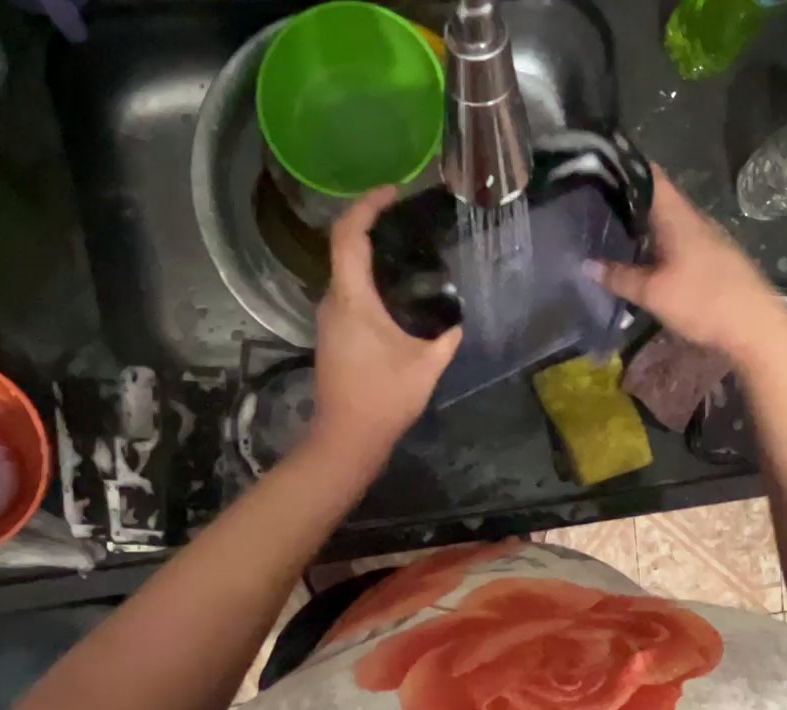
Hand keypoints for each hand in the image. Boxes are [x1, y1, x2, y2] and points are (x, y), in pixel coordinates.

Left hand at [309, 186, 463, 462]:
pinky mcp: (332, 335)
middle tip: (407, 219)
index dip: (367, 206)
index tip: (393, 192)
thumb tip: (458, 322)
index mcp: (352, 300)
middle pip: (343, 248)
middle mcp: (333, 302)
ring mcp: (328, 320)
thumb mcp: (426, 366)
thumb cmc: (383, 400)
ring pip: (344, 272)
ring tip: (407, 250)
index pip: (348, 236)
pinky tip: (396, 290)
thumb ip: (446, 337)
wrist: (346, 439)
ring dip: (369, 255)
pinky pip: (347, 293)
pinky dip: (368, 280)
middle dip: (371, 225)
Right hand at [591, 171, 786, 364]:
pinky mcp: (711, 259)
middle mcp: (693, 219)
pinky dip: (654, 244)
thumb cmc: (703, 301)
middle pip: (656, 199)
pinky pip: (675, 241)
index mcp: (678, 216)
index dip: (623, 166)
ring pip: (666, 222)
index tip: (595, 166)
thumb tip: (587, 265)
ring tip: (607, 231)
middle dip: (626, 199)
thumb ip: (620, 277)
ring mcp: (705, 239)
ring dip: (641, 225)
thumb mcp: (653, 293)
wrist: (755, 327)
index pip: (649, 175)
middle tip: (590, 204)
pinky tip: (640, 258)